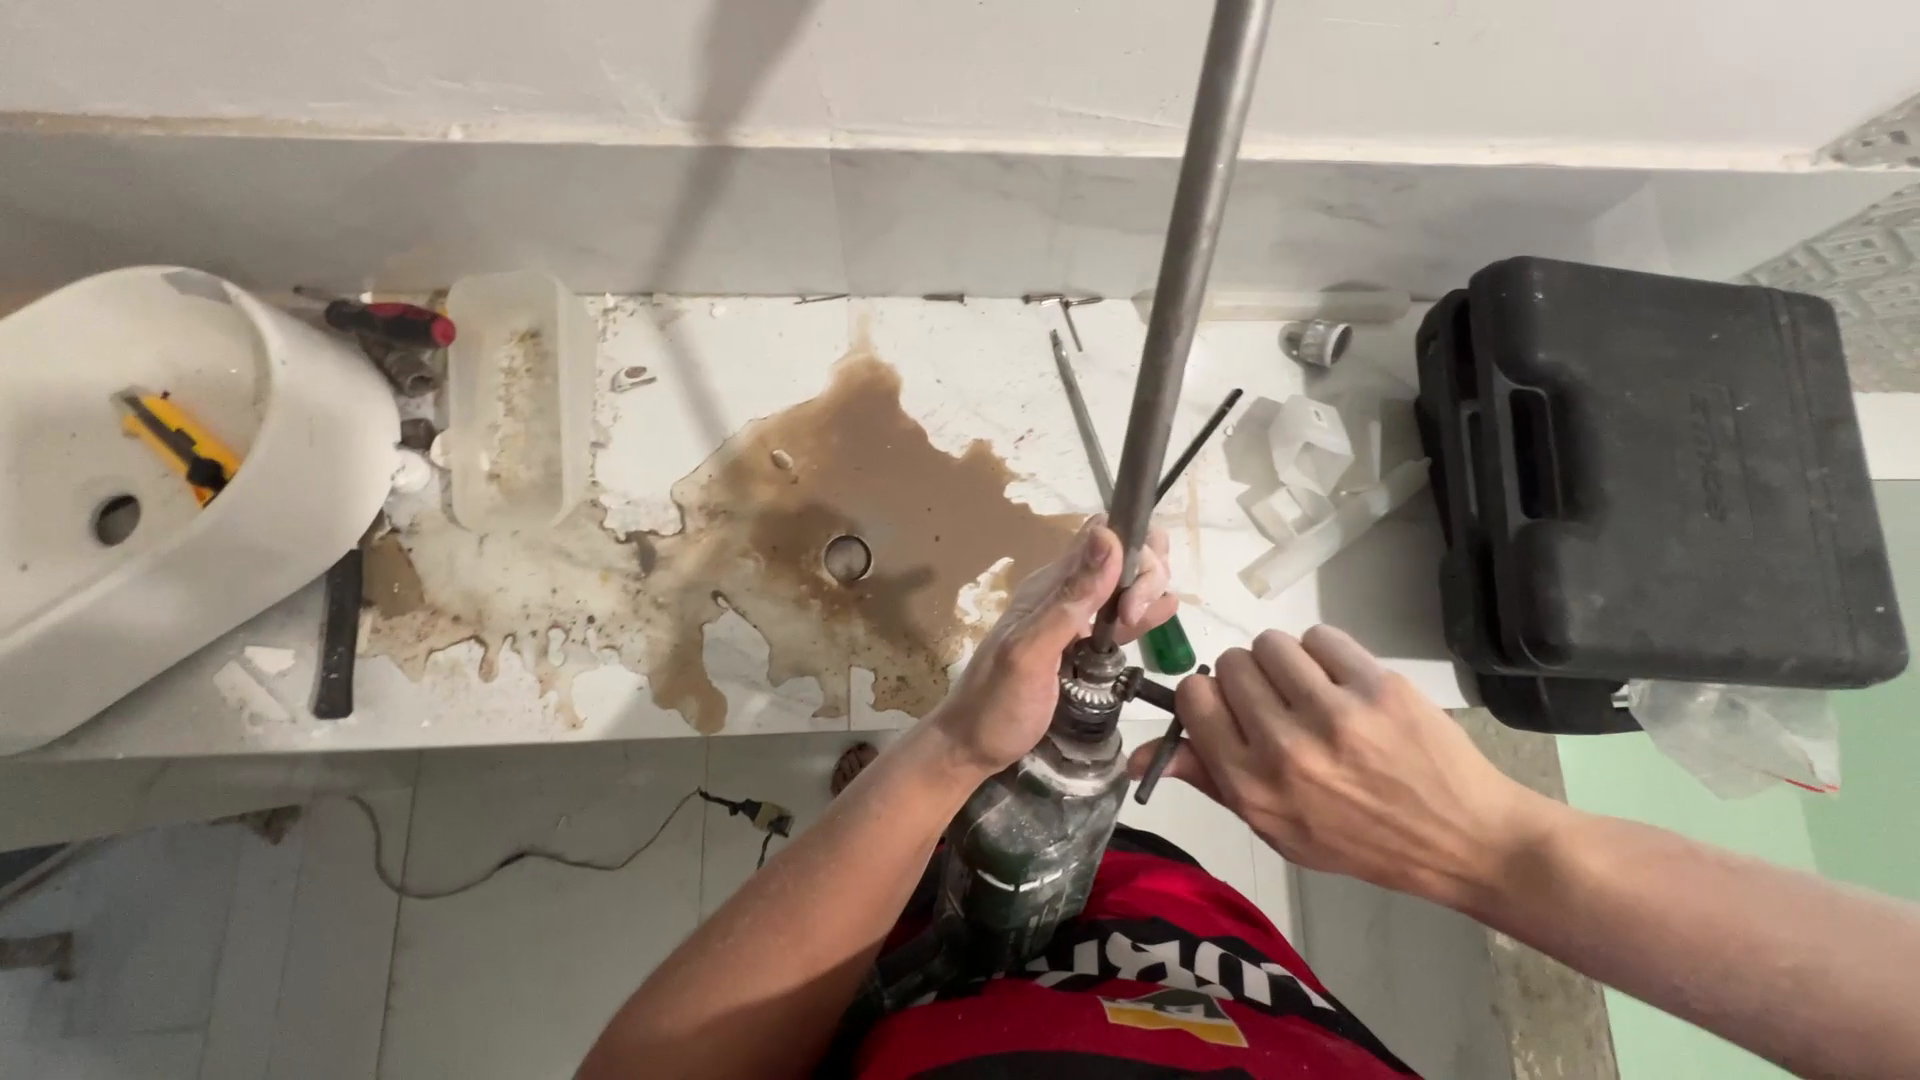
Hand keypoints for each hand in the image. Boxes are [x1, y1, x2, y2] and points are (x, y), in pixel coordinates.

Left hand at [930, 516, 1177, 778]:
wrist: (972, 747)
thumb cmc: (996, 704)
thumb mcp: (1030, 652)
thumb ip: (1070, 598)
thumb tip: (1107, 536)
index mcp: (1049, 584)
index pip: (1100, 533)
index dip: (1130, 547)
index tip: (1132, 591)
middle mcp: (1065, 592)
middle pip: (1121, 554)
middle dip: (1146, 573)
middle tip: (1134, 617)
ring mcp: (1076, 618)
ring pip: (1126, 582)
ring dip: (1148, 593)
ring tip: (1139, 625)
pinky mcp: (1086, 645)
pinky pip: (1122, 615)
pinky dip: (1145, 613)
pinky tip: (1156, 620)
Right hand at [1127, 625, 1549, 908]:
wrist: (1464, 839)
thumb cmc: (1360, 841)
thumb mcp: (1274, 828)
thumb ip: (1208, 781)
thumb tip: (1134, 754)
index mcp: (1253, 785)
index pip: (1195, 698)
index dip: (1208, 697)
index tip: (1230, 709)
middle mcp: (1284, 747)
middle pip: (1230, 664)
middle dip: (1247, 679)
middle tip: (1278, 705)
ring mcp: (1333, 713)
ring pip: (1270, 644)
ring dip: (1282, 661)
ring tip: (1310, 690)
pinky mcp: (1377, 685)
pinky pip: (1320, 637)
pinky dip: (1324, 653)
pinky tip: (1342, 683)